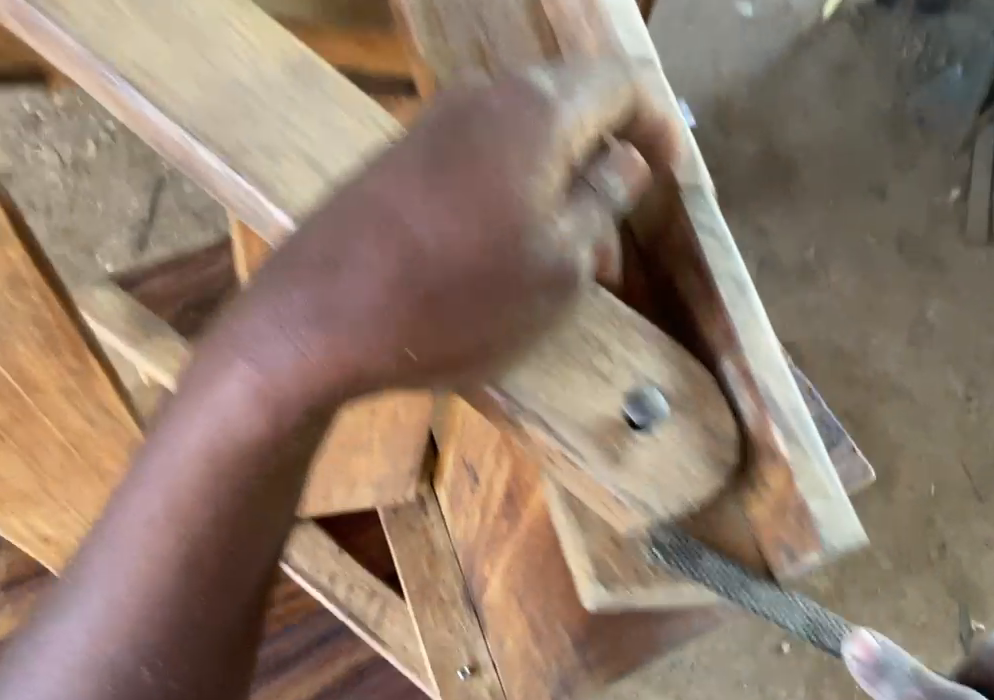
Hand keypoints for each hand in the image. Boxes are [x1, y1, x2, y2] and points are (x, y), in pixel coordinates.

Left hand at [202, 61, 683, 408]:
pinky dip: (511, 206)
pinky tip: (506, 263)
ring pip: (522, 147)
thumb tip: (626, 158)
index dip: (657, 125)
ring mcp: (433, 128)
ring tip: (564, 271)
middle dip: (604, 175)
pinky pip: (479, 169)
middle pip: (568, 113)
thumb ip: (604, 200)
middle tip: (616, 249)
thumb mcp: (560, 267)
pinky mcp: (399, 165)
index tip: (672, 175)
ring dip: (556, 199)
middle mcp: (483, 98)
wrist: (321, 321)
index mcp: (536, 111)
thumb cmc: (458, 301)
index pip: (621, 84)